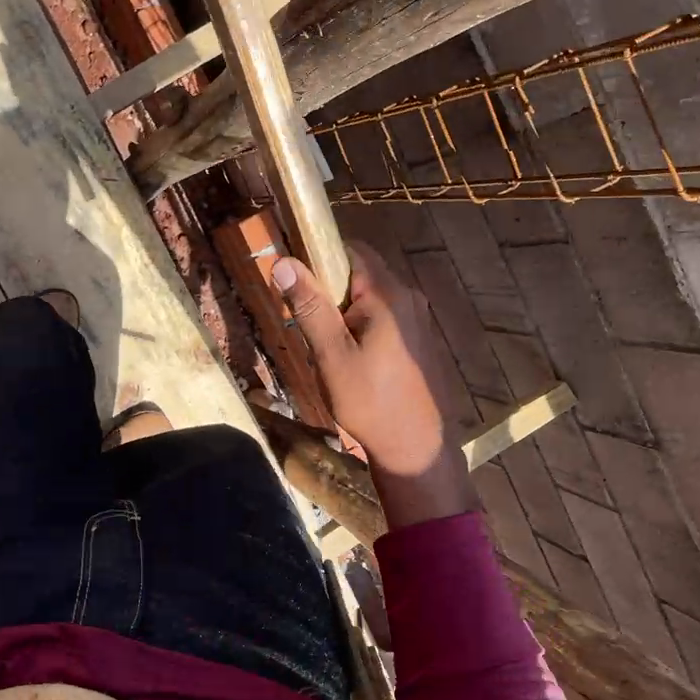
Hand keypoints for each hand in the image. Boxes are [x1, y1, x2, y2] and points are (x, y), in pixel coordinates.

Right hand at [272, 243, 471, 528]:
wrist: (417, 449)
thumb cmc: (370, 402)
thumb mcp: (331, 355)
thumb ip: (309, 306)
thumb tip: (282, 261)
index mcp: (388, 295)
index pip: (349, 251)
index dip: (318, 259)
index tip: (295, 287)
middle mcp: (408, 297)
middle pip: (360, 273)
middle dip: (328, 290)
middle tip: (307, 325)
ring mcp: (417, 319)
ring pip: (369, 297)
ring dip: (342, 312)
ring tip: (325, 348)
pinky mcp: (417, 339)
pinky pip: (382, 317)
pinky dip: (358, 326)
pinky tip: (349, 360)